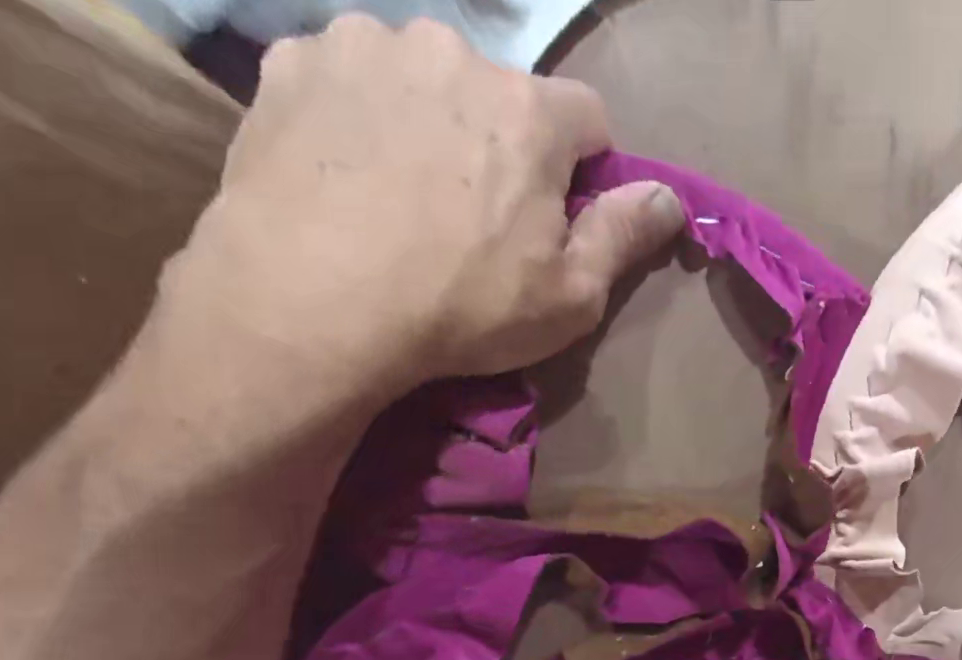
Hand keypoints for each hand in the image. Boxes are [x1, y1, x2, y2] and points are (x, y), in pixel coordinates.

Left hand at [153, 15, 682, 412]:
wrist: (309, 309)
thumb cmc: (459, 309)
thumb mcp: (569, 298)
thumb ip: (624, 236)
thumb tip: (670, 198)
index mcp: (528, 111)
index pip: (588, 117)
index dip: (583, 170)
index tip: (557, 215)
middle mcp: (451, 51)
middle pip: (501, 96)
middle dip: (501, 145)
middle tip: (472, 217)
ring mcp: (363, 48)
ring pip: (424, 81)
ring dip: (429, 125)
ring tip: (402, 197)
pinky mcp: (291, 65)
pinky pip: (350, 83)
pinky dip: (359, 120)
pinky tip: (346, 176)